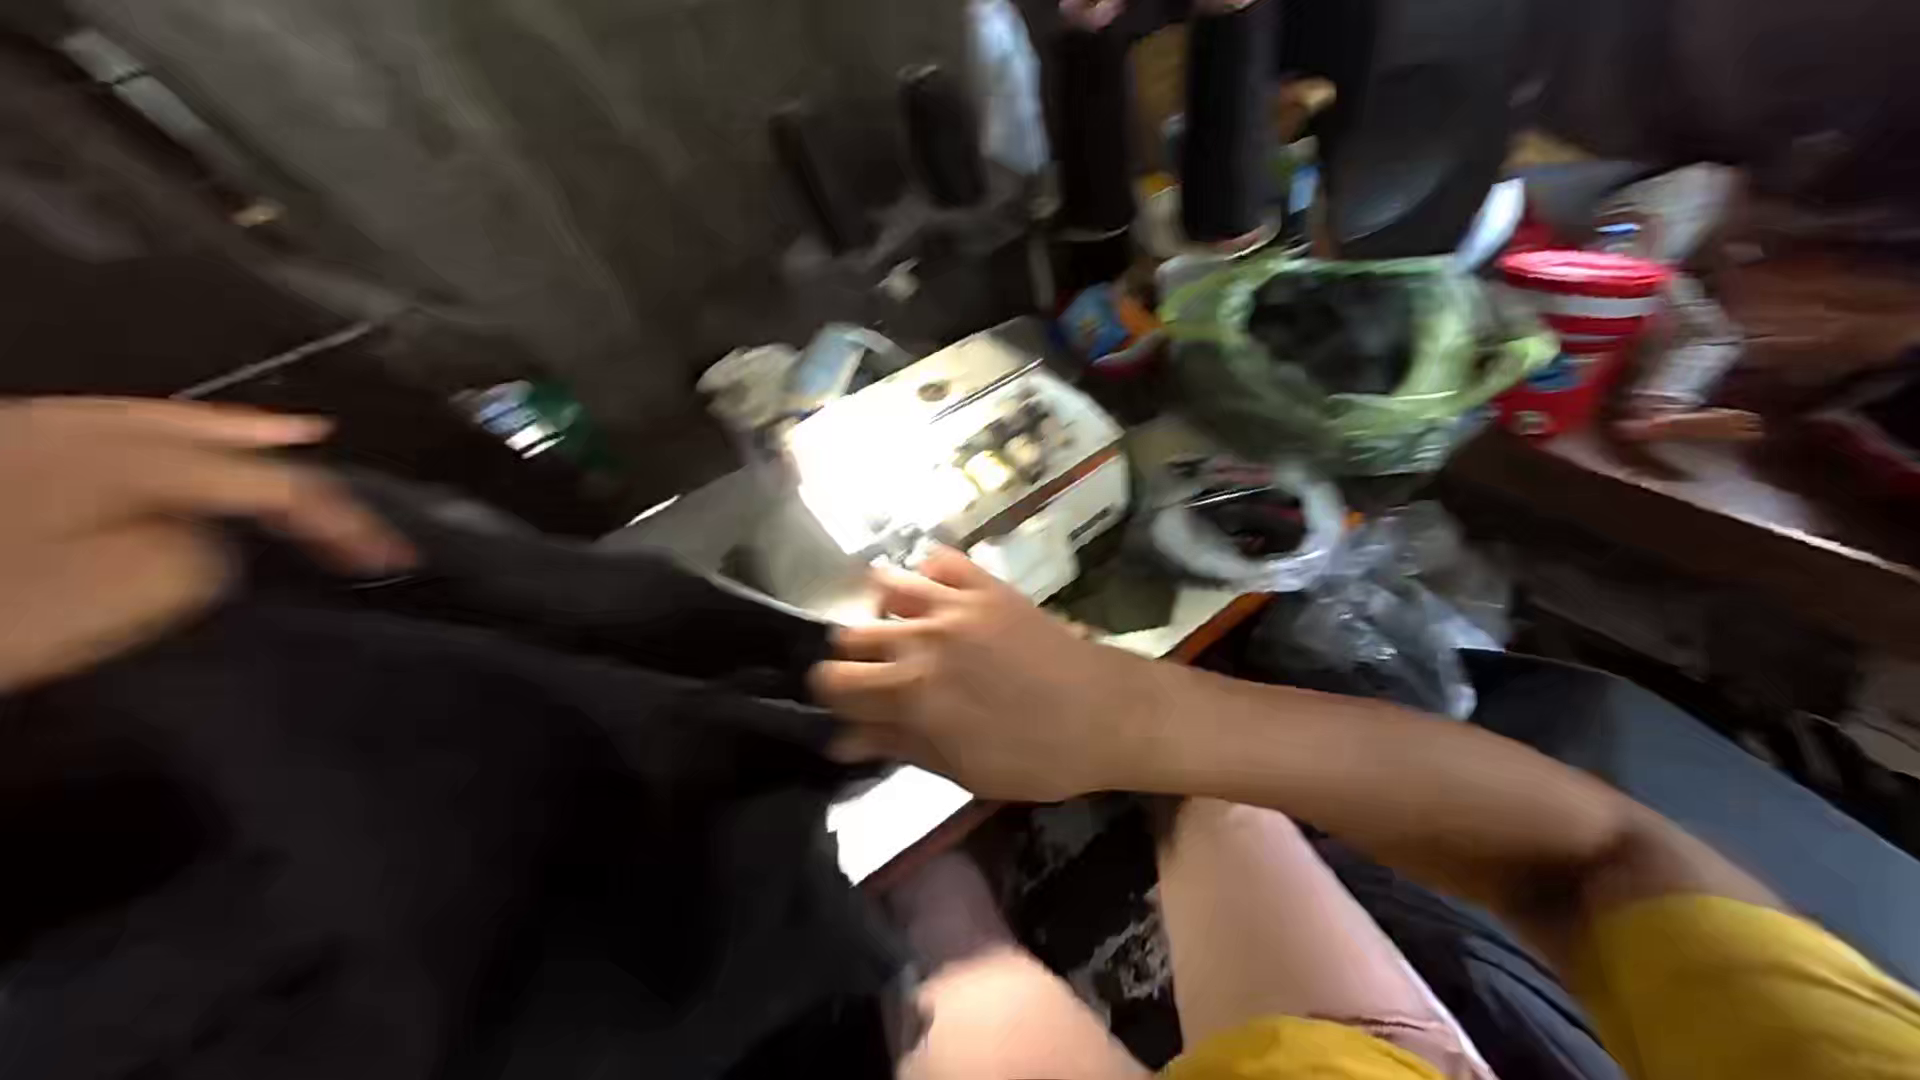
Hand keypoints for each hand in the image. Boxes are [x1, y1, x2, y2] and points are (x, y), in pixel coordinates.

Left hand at [0, 397, 411, 691]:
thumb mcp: (119, 593)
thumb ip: (200, 556)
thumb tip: (214, 542)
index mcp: (131, 466)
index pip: (276, 487)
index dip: (343, 522)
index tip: (389, 561)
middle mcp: (88, 435)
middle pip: (230, 450)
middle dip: (304, 485)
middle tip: (363, 522)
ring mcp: (31, 438)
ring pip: (166, 426)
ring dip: (245, 437)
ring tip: (302, 433)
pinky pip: (107, 428)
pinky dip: (164, 429)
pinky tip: (180, 425)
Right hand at [809, 547, 1164, 801]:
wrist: (1108, 713)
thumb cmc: (1037, 756)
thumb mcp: (963, 770)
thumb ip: (898, 747)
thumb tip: (841, 740)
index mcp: (913, 693)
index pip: (836, 682)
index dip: (832, 695)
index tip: (846, 704)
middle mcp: (923, 639)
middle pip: (851, 633)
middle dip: (854, 656)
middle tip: (880, 675)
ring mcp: (956, 604)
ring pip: (885, 586)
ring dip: (884, 611)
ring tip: (905, 631)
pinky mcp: (987, 584)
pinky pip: (939, 559)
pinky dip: (929, 574)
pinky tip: (939, 598)